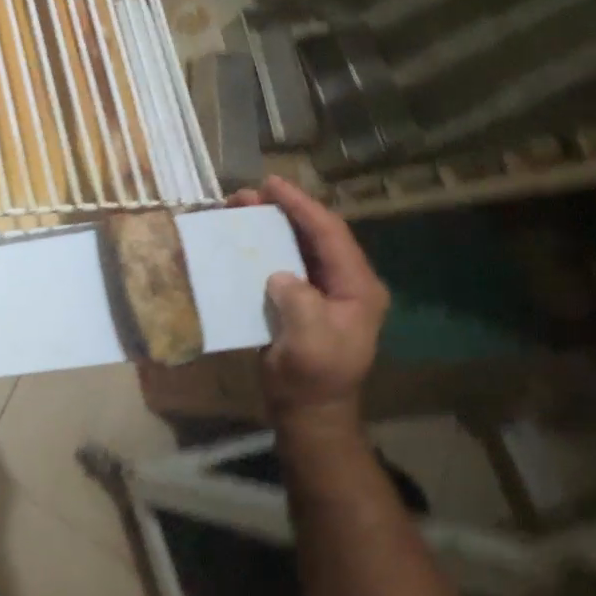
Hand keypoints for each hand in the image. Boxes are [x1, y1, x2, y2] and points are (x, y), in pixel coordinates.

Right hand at [231, 176, 390, 432]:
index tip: (271, 184)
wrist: (307, 410)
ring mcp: (322, 291)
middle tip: (244, 195)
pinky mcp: (299, 300)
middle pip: (315, 234)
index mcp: (358, 288)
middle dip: (282, 210)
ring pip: (297, 245)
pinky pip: (282, 262)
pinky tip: (238, 240)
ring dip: (268, 225)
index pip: (331, 235)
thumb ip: (300, 303)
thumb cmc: (313, 377)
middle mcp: (344, 283)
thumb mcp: (309, 342)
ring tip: (236, 209)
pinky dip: (260, 246)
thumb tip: (278, 274)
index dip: (302, 207)